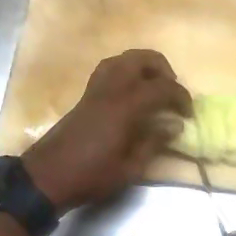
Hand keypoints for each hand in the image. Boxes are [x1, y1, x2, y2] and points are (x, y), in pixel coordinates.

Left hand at [22, 49, 190, 210]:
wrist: (47, 176)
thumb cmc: (91, 176)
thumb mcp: (130, 168)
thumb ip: (153, 143)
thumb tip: (173, 125)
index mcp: (125, 107)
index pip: (161, 87)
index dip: (180, 96)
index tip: (188, 113)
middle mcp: (110, 90)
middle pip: (140, 59)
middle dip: (162, 69)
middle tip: (170, 91)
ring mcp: (94, 90)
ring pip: (121, 60)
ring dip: (141, 66)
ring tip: (152, 88)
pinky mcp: (84, 96)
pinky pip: (107, 70)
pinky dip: (124, 72)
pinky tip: (129, 94)